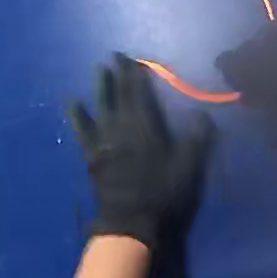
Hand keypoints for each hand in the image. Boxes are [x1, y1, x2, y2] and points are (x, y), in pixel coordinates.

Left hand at [68, 55, 212, 249]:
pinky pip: (82, 129)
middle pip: (120, 94)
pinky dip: (78, 114)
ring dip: (101, 86)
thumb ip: (197, 138)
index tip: (133, 59)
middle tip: (115, 55)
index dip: (136, 74)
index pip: (140, 93)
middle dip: (118, 74)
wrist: (132, 222)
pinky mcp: (91, 154)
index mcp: (146, 126)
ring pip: (101, 105)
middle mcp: (122, 126)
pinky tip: (73, 102)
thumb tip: (203, 113)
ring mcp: (104, 139)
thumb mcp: (190, 167)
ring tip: (99, 69)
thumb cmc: (165, 194)